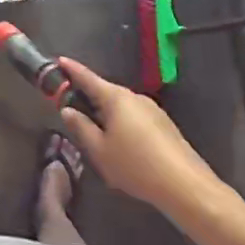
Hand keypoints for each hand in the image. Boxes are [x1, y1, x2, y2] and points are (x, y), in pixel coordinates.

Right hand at [58, 57, 223, 210]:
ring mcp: (152, 110)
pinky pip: (134, 117)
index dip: (72, 69)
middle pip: (105, 92)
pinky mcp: (163, 124)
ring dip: (105, 114)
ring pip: (120, 107)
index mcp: (116, 98)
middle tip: (71, 110)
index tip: (60, 59)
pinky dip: (121, 123)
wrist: (184, 184)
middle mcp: (135, 97)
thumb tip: (68, 109)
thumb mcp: (99, 150)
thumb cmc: (135, 165)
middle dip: (88, 98)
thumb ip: (81, 127)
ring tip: (96, 135)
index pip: (88, 78)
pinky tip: (120, 145)